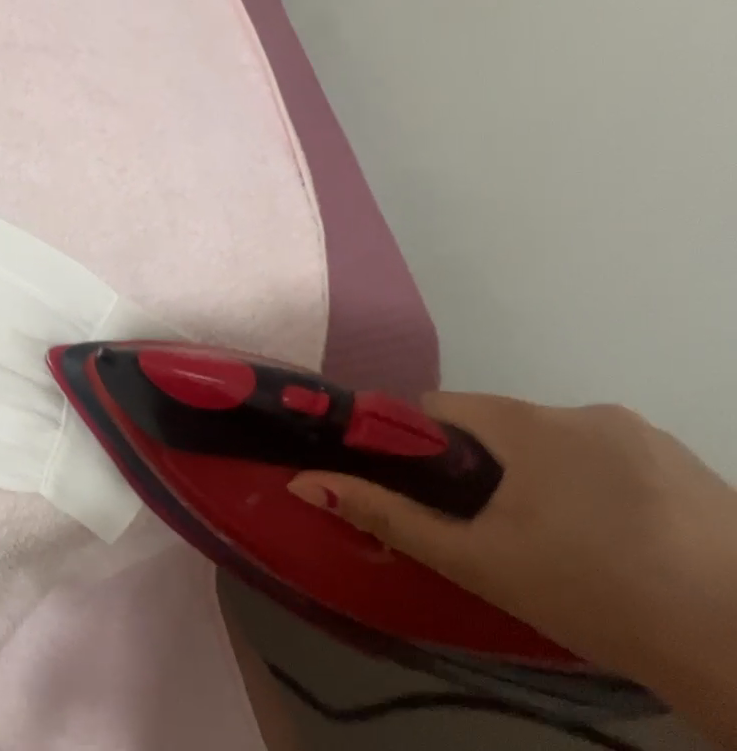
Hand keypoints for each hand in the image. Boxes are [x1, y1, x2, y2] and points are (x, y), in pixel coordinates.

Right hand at [288, 395, 736, 697]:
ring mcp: (652, 439)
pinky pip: (612, 463)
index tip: (424, 494)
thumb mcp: (477, 562)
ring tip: (558, 547)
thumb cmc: (595, 595)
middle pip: (499, 428)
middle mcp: (590, 412)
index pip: (437, 406)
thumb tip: (303, 481)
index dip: (414, 446)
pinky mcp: (700, 470)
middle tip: (489, 534)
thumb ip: (386, 515)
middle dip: (481, 471)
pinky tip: (616, 547)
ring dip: (540, 480)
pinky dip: (596, 492)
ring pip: (557, 446)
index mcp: (531, 423)